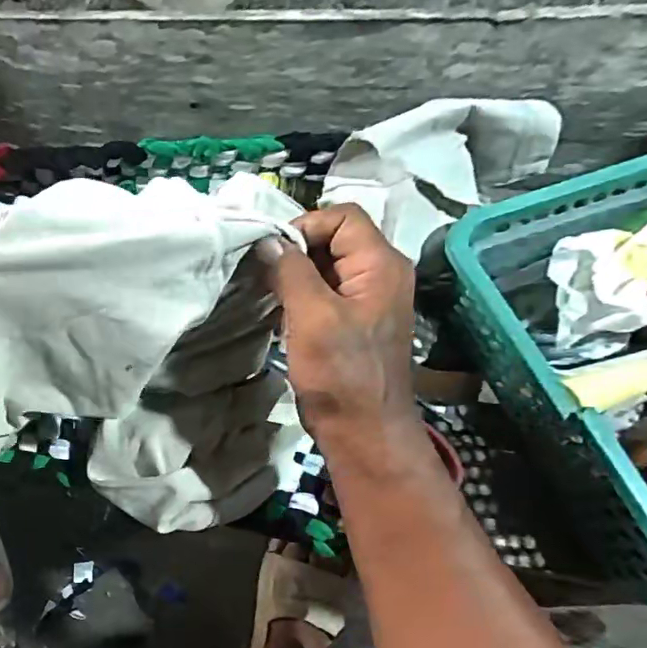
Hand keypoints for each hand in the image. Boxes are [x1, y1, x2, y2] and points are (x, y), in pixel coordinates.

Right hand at [267, 205, 421, 464]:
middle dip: (296, 253)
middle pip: (335, 239)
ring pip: (326, 268)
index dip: (305, 227)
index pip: (342, 217)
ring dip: (295, 277)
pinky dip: (301, 297)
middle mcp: (380, 275)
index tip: (273, 255)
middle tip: (265, 277)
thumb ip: (291, 271)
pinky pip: (325, 294)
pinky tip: (282, 316)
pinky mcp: (353, 323)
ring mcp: (367, 301)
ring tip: (270, 296)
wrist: (362, 430)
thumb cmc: (340, 373)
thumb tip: (269, 242)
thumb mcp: (312, 316)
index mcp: (381, 265)